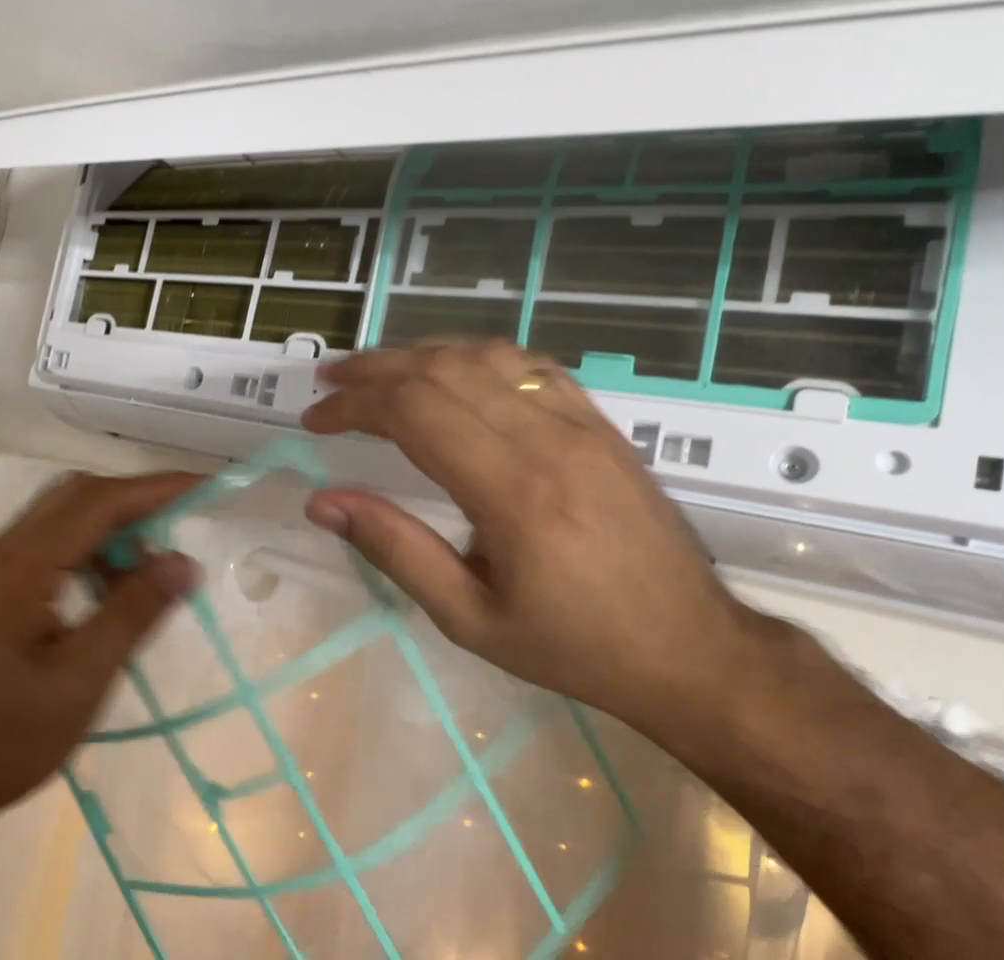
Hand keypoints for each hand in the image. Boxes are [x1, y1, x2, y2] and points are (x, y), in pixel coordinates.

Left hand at [0, 470, 200, 829]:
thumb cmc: (0, 742)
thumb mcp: (80, 681)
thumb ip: (133, 613)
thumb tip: (184, 562)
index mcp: (17, 566)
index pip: (98, 501)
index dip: (157, 488)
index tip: (207, 488)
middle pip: (75, 497)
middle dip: (135, 501)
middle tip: (184, 527)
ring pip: (58, 521)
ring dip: (109, 530)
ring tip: (150, 572)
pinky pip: (43, 549)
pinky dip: (84, 555)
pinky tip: (106, 594)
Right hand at [300, 341, 767, 729]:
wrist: (690, 649)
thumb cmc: (573, 647)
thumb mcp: (469, 619)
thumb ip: (395, 550)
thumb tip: (323, 502)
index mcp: (512, 492)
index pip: (413, 411)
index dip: (353, 405)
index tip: (314, 420)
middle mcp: (547, 440)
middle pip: (443, 370)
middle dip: (374, 369)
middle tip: (329, 386)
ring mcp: (582, 424)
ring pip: (486, 355)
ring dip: (421, 353)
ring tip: (376, 372)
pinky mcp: (602, 424)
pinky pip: (531, 365)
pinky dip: (477, 357)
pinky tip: (452, 372)